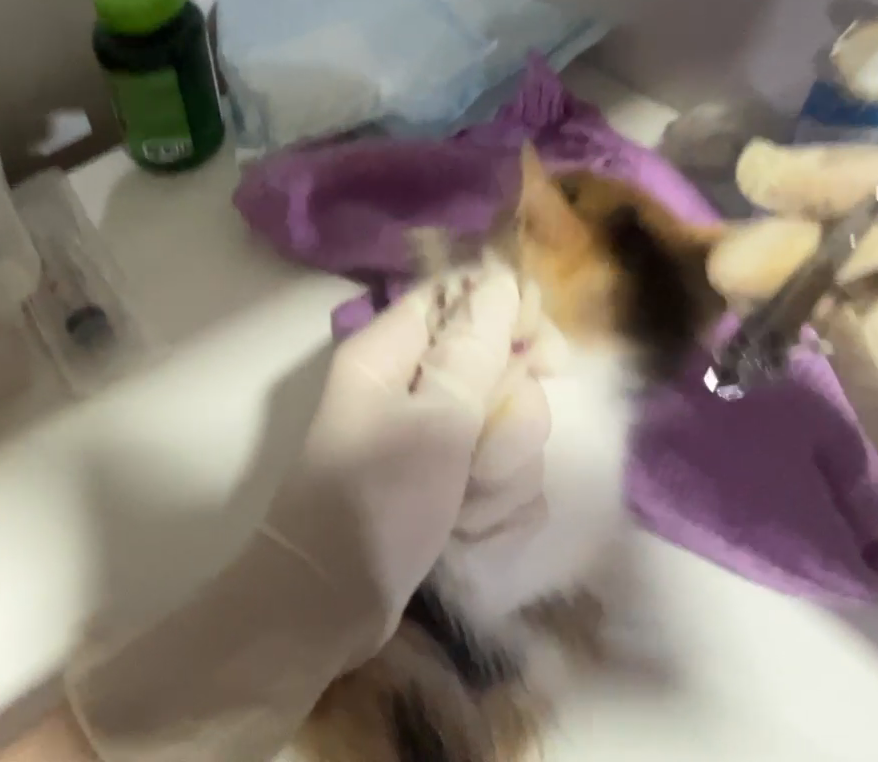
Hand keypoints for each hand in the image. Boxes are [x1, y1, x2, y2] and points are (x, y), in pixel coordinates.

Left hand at [271, 251, 549, 659]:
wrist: (331, 599)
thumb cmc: (375, 501)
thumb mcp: (432, 422)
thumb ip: (474, 351)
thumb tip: (498, 279)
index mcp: (390, 352)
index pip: (460, 297)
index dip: (509, 316)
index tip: (545, 358)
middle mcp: (409, 385)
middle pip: (496, 367)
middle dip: (507, 421)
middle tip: (480, 456)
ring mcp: (428, 436)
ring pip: (507, 428)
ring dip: (499, 475)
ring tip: (461, 506)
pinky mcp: (445, 482)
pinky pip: (500, 477)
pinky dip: (492, 507)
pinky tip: (462, 530)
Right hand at [709, 141, 877, 711]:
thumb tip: (821, 302)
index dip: (859, 176)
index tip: (767, 179)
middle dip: (802, 234)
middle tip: (728, 262)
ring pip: (844, 268)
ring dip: (780, 268)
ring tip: (721, 281)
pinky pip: (826, 316)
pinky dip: (780, 309)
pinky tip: (742, 313)